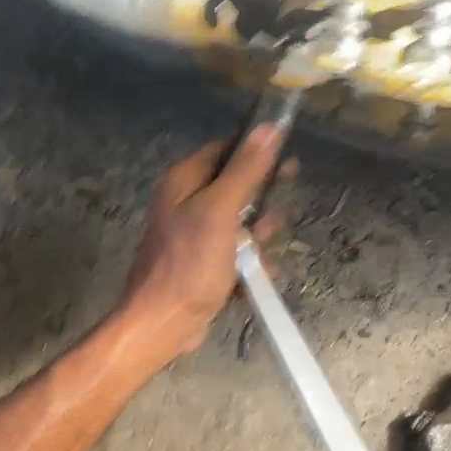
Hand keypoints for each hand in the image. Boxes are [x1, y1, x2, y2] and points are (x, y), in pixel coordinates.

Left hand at [115, 125, 292, 358]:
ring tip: (258, 259)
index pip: (226, 151)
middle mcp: (185, 202)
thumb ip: (245, 171)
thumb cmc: (189, 265)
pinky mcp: (201, 263)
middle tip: (267, 226)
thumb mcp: (220, 212)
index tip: (288, 166)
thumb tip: (268, 128)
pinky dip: (249, 264)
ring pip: (241, 225)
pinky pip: (235, 254)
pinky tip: (258, 278)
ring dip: (257, 240)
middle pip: (237, 189)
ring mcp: (193, 235)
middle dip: (260, 208)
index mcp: (183, 181)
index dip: (258, 155)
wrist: (163, 323)